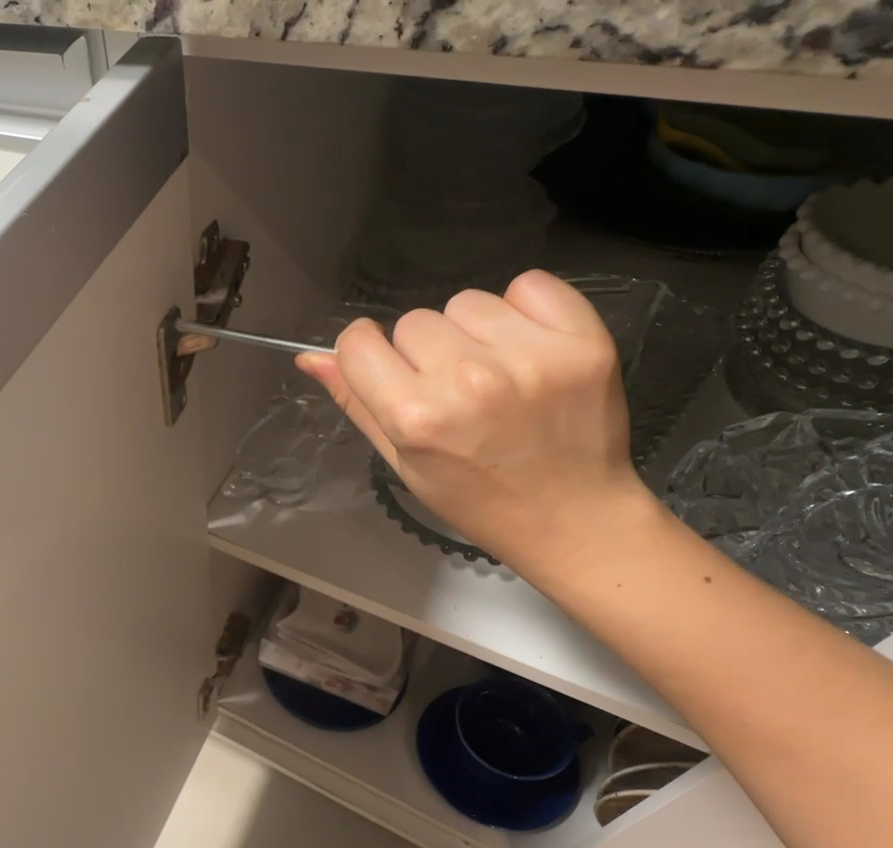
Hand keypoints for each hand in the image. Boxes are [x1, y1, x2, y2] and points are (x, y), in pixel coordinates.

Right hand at [297, 270, 653, 570]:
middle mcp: (468, 380)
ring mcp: (530, 358)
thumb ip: (357, 403)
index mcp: (416, 417)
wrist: (571, 517)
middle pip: (413, 321)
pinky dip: (524, 309)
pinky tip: (529, 350)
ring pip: (467, 302)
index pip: (359, 342)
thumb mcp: (403, 462)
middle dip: (423, 351)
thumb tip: (310, 357)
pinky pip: (531, 285)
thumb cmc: (477, 499)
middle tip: (454, 392)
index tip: (390, 373)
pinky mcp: (582, 341)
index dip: (368, 355)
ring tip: (494, 373)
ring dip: (471, 330)